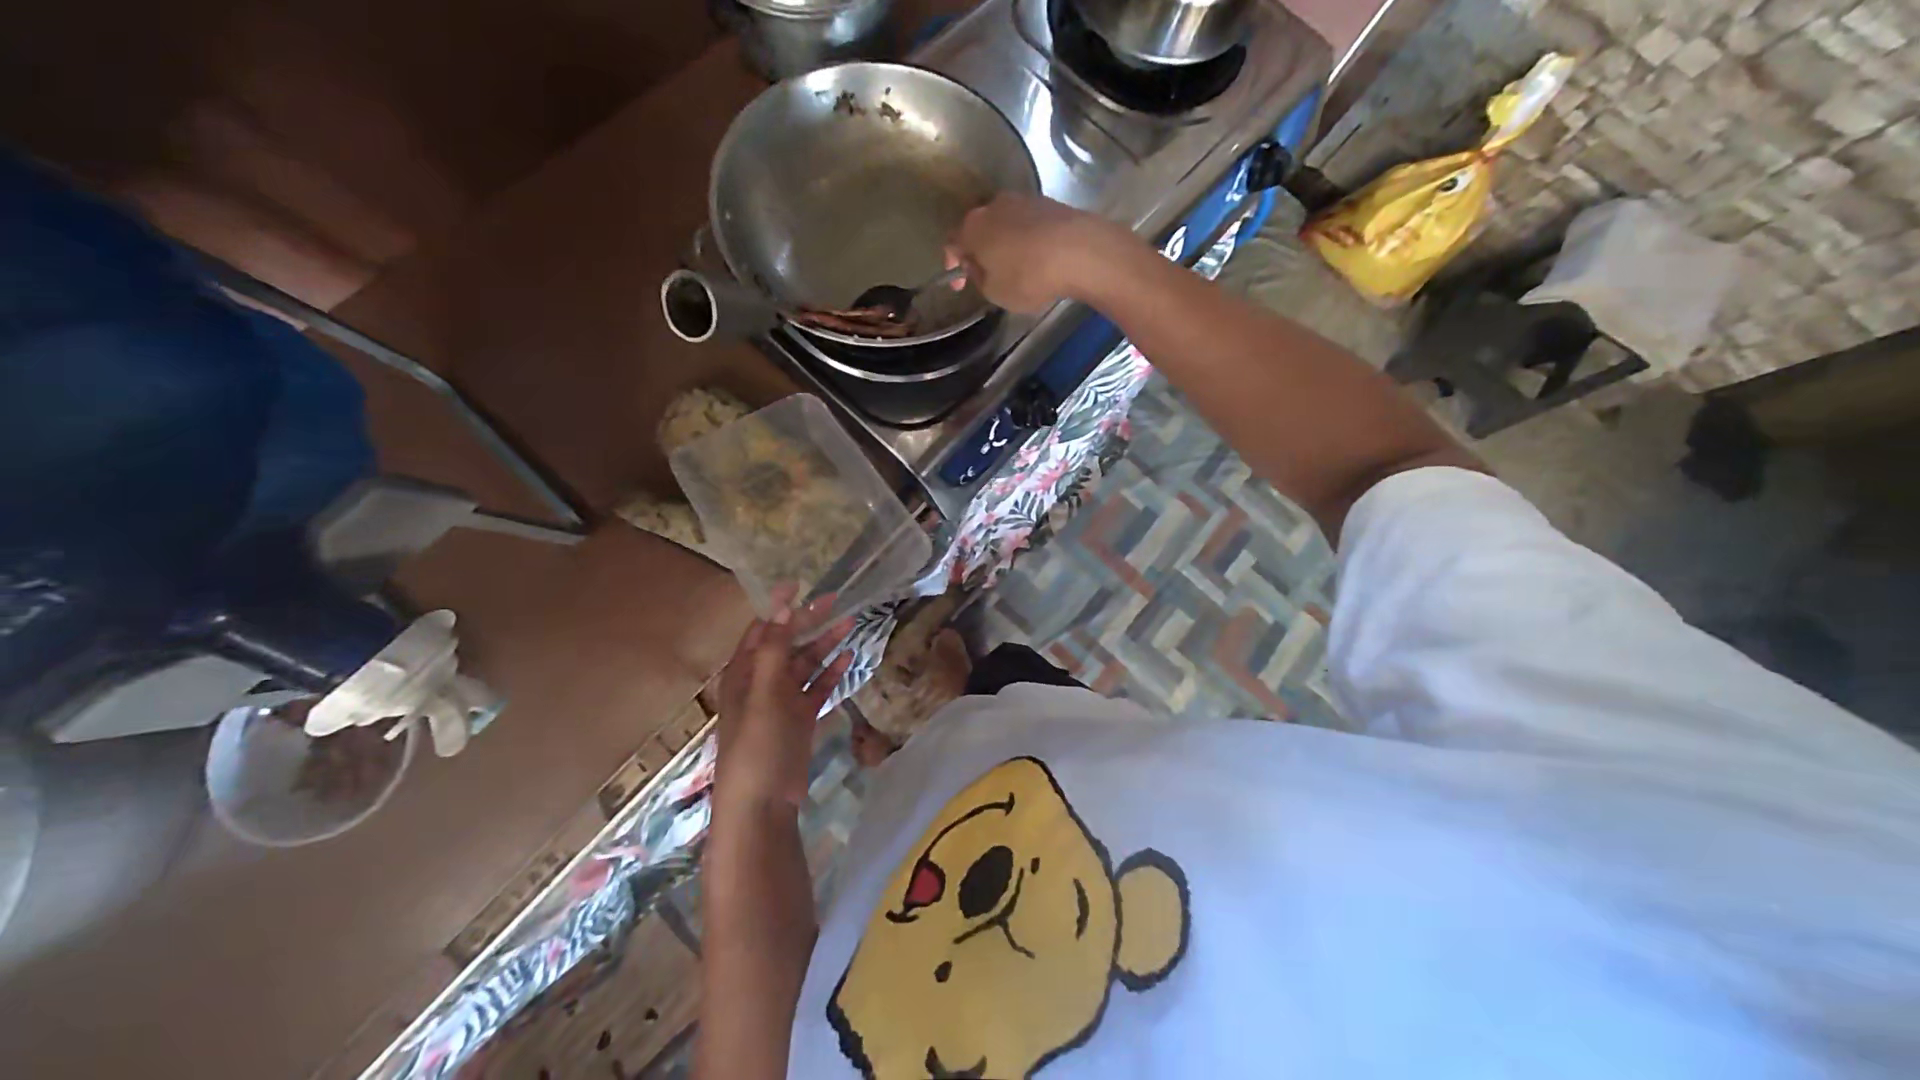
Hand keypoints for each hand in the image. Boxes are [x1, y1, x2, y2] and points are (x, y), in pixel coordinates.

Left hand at [714, 590, 854, 810]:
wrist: (761, 805)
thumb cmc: (756, 747)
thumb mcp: (764, 695)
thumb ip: (774, 651)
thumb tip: (783, 607)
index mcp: (743, 673)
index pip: (763, 630)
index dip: (781, 607)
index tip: (802, 584)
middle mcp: (761, 683)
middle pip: (788, 644)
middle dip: (809, 622)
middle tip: (837, 601)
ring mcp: (782, 702)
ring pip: (806, 665)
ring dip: (825, 645)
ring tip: (851, 624)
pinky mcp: (800, 720)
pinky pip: (817, 689)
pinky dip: (831, 673)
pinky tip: (849, 658)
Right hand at [948, 193, 1138, 313]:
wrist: (1080, 250)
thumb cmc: (1028, 276)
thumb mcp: (995, 292)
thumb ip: (980, 279)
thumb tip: (980, 267)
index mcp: (972, 227)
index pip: (952, 243)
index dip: (953, 265)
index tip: (959, 284)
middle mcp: (993, 206)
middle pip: (978, 229)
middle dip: (979, 251)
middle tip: (987, 274)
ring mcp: (1023, 200)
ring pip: (1004, 224)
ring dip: (1004, 243)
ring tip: (1015, 266)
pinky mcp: (1049, 203)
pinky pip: (1028, 224)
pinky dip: (1027, 239)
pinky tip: (1037, 257)